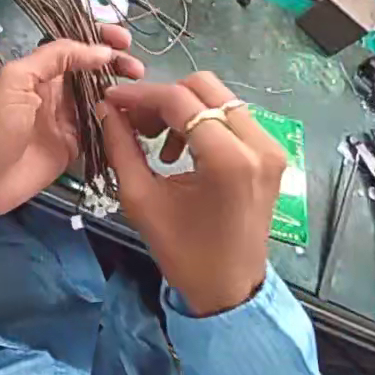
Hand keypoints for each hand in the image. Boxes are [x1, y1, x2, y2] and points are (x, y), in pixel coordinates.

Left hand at [0, 24, 143, 220]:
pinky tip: (135, 118)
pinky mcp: (72, 147)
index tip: (124, 39)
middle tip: (139, 69)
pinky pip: (100, 130)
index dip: (99, 39)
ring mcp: (65, 121)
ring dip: (121, 92)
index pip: (74, 47)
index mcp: (39, 72)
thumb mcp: (17, 81)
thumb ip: (55, 58)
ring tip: (142, 90)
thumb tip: (99, 51)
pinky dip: (117, 123)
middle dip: (117, 64)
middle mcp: (54, 93)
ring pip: (100, 99)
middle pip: (92, 71)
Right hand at [100, 73, 286, 314]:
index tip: (109, 100)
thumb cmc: (182, 250)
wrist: (228, 288)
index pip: (179, 101)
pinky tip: (178, 148)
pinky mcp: (270, 154)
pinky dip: (199, 120)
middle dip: (161, 98)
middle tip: (134, 120)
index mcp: (228, 159)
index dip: (139, 96)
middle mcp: (257, 144)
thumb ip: (121, 145)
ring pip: (218, 97)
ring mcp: (269, 147)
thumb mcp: (140, 198)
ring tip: (154, 139)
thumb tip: (105, 109)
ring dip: (180, 108)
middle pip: (204, 87)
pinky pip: (230, 116)